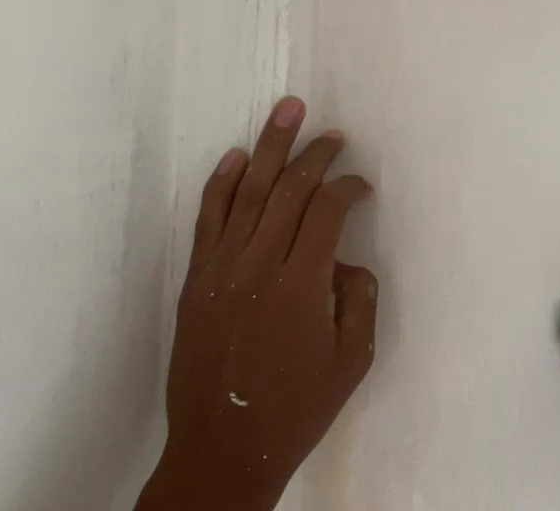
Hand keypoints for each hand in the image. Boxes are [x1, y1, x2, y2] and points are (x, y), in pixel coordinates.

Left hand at [137, 96, 377, 510]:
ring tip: (287, 110)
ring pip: (248, 193)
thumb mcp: (352, 359)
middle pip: (290, 191)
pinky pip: (208, 219)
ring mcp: (221, 269)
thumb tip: (346, 258)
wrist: (222, 449)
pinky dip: (222, 183)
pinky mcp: (195, 279)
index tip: (363, 185)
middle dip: (315, 154)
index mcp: (301, 285)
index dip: (349, 188)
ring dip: (270, 148)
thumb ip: (360, 298)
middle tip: (333, 132)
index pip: (327, 211)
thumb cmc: (296, 407)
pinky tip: (236, 156)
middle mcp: (259, 266)